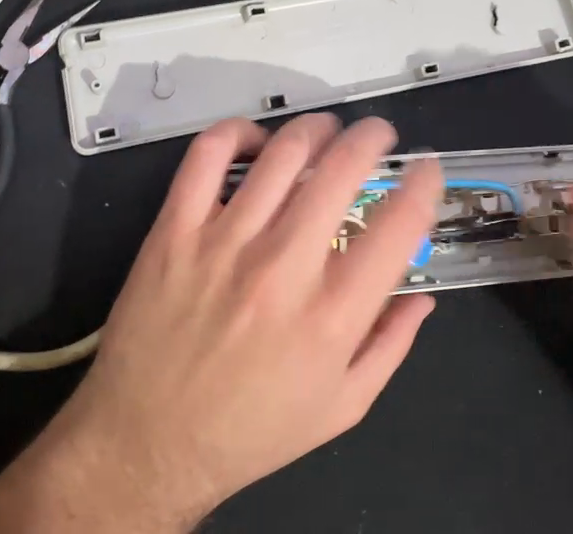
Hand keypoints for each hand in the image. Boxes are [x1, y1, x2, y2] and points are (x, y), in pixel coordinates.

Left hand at [0, 115, 442, 532]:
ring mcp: (224, 242)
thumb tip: (422, 296)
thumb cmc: (251, 431)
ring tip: (327, 130)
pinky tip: (256, 141)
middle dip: (371, 138)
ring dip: (315, 129)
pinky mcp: (175, 230)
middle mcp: (283, 267)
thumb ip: (390, 347)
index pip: (396, 226)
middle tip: (378, 135)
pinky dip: (237, 133)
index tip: (425, 169)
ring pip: (282, 154)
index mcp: (331, 315)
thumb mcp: (341, 407)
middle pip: (341, 170)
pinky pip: (207, 157)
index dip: (422, 185)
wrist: (147, 442)